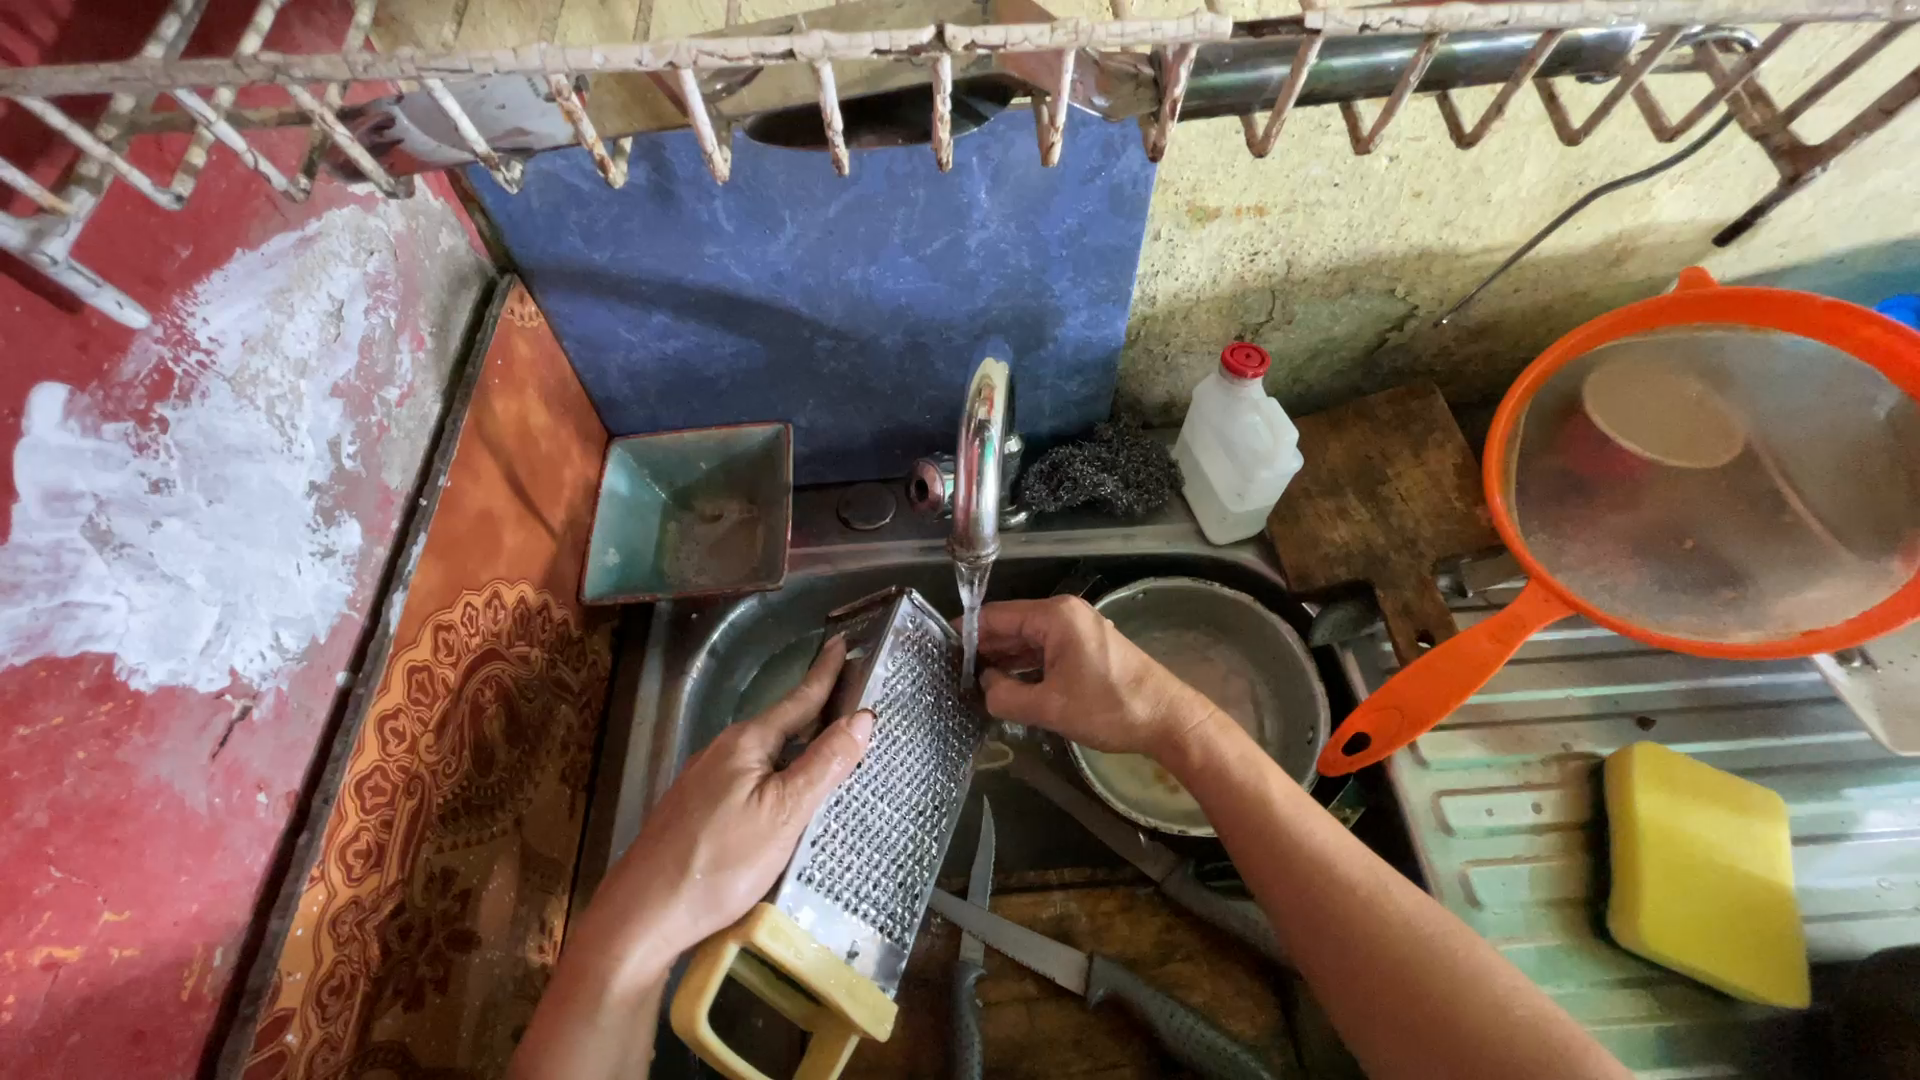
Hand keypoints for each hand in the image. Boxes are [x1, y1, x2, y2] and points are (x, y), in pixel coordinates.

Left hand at [591, 635, 874, 957]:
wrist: (642, 918)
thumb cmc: (720, 862)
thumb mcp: (785, 814)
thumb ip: (824, 764)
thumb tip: (863, 717)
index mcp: (747, 742)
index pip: (799, 699)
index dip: (825, 674)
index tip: (841, 642)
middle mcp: (723, 751)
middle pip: (782, 725)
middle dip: (815, 712)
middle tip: (852, 700)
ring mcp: (704, 780)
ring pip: (764, 755)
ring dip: (797, 746)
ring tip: (829, 747)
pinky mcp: (696, 809)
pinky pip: (749, 777)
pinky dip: (776, 774)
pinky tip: (784, 795)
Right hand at [975, 596, 1218, 759]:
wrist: (1168, 719)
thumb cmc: (1110, 709)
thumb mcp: (1050, 708)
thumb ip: (1006, 696)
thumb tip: (983, 687)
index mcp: (1055, 616)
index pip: (996, 616)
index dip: (967, 633)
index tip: (941, 650)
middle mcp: (1064, 614)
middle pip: (1011, 625)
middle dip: (983, 649)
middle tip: (952, 673)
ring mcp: (1077, 630)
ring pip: (1027, 640)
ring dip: (1004, 660)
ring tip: (972, 682)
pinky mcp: (1085, 647)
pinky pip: (1045, 651)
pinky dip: (1025, 666)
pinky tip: (1006, 685)